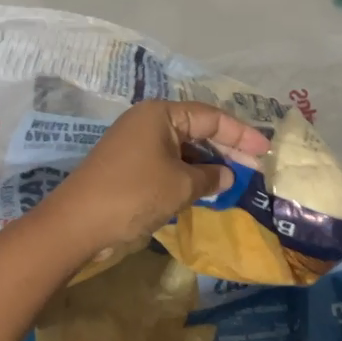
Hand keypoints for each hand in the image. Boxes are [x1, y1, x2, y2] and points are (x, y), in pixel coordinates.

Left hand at [47, 100, 269, 250]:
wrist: (75, 226)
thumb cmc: (133, 195)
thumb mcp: (180, 186)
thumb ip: (210, 176)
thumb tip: (227, 175)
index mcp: (162, 114)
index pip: (212, 117)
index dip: (242, 134)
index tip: (266, 149)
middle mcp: (149, 121)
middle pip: (199, 129)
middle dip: (228, 148)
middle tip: (257, 165)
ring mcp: (137, 143)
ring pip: (184, 148)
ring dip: (209, 163)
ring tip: (237, 178)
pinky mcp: (129, 166)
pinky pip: (169, 162)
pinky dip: (190, 173)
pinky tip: (207, 188)